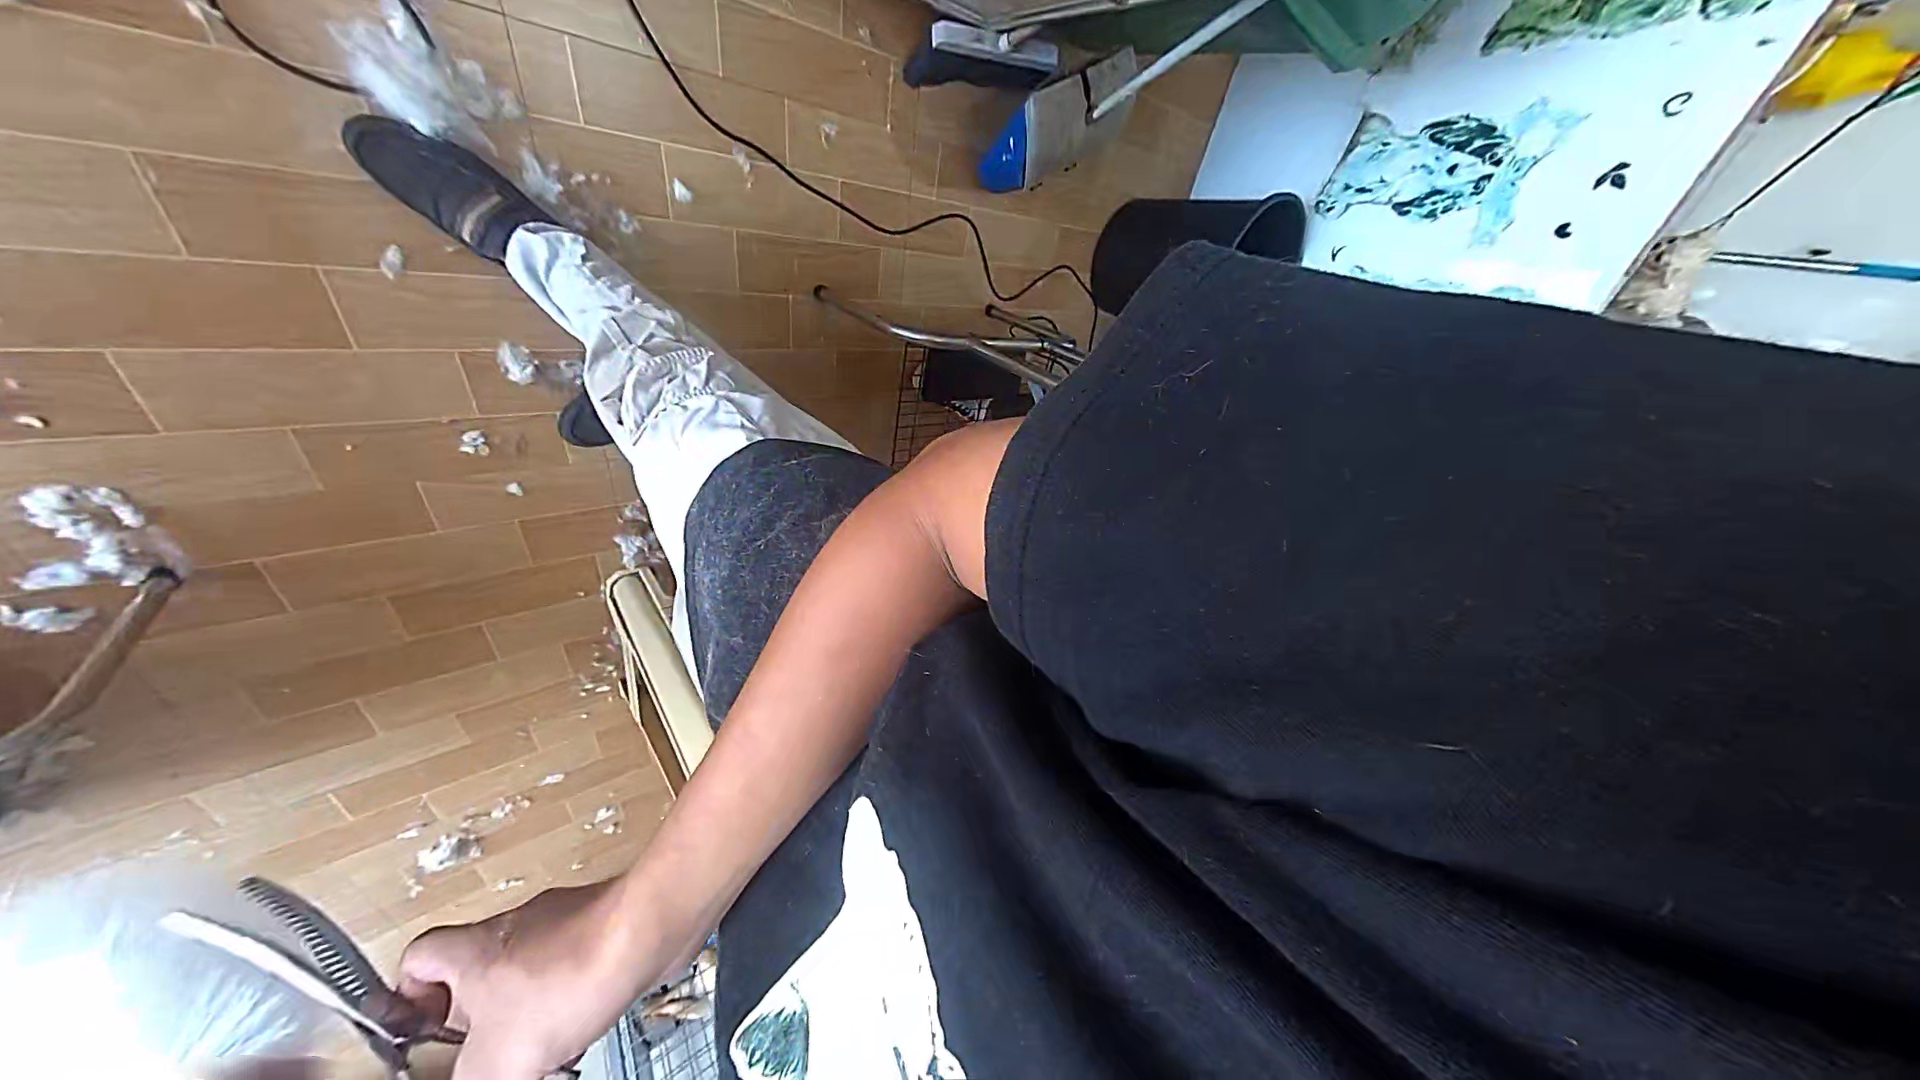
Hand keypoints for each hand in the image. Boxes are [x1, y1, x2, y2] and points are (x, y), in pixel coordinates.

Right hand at [387, 880, 672, 1079]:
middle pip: (479, 975)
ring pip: (531, 976)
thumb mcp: (496, 1057)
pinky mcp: (606, 930)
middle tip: (490, 1059)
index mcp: (476, 950)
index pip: (420, 957)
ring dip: (532, 1018)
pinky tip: (586, 1030)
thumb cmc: (574, 971)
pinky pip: (576, 970)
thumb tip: (478, 1078)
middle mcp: (519, 928)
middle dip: (482, 1024)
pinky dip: (576, 1002)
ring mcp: (567, 924)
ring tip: (544, 1056)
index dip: (410, 996)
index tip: (422, 1033)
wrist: (651, 928)